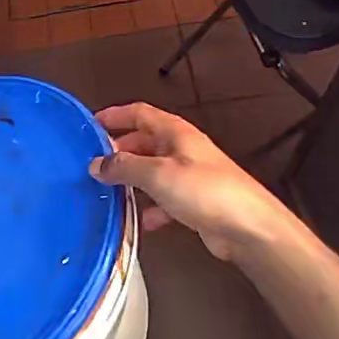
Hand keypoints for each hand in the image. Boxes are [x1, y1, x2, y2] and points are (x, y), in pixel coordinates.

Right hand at [89, 103, 301, 261]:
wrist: (247, 226)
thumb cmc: (206, 191)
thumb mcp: (158, 174)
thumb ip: (126, 167)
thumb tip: (97, 163)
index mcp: (175, 132)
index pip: (140, 113)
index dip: (116, 115)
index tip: (91, 124)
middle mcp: (182, 149)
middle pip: (144, 142)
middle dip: (120, 152)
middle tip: (95, 165)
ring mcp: (189, 175)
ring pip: (152, 172)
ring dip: (132, 181)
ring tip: (109, 193)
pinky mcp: (194, 201)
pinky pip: (165, 200)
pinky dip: (151, 208)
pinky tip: (142, 221)